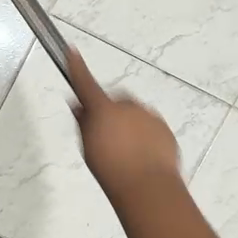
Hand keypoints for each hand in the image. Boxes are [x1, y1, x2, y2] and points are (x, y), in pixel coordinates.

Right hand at [66, 49, 182, 199]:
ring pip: (134, 114)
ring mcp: (149, 116)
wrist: (148, 187)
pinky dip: (144, 136)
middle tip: (103, 137)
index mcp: (105, 109)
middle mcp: (128, 106)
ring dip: (128, 126)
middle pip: (115, 101)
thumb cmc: (110, 169)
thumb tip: (80, 107)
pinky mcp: (165, 129)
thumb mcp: (88, 147)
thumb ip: (84, 123)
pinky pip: (150, 127)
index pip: (86, 83)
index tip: (72, 50)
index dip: (77, 67)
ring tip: (124, 153)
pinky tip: (140, 157)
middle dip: (110, 113)